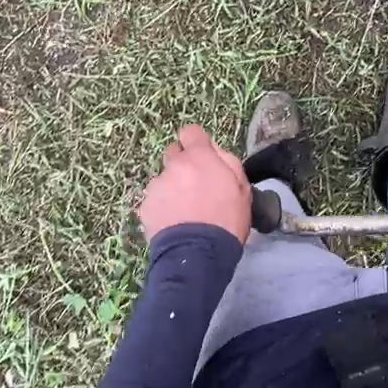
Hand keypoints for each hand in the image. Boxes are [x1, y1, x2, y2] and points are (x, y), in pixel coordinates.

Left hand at [137, 124, 251, 242]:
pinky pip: (155, 199)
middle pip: (174, 153)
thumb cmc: (226, 220)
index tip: (203, 156)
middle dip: (183, 163)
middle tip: (195, 185)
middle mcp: (174, 166)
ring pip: (164, 178)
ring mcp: (156, 186)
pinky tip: (174, 222)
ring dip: (172, 187)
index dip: (196, 142)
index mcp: (199, 157)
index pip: (190, 132)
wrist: (197, 255)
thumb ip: (228, 163)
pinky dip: (162, 206)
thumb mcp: (242, 189)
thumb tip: (216, 153)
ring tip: (184, 210)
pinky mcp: (145, 206)